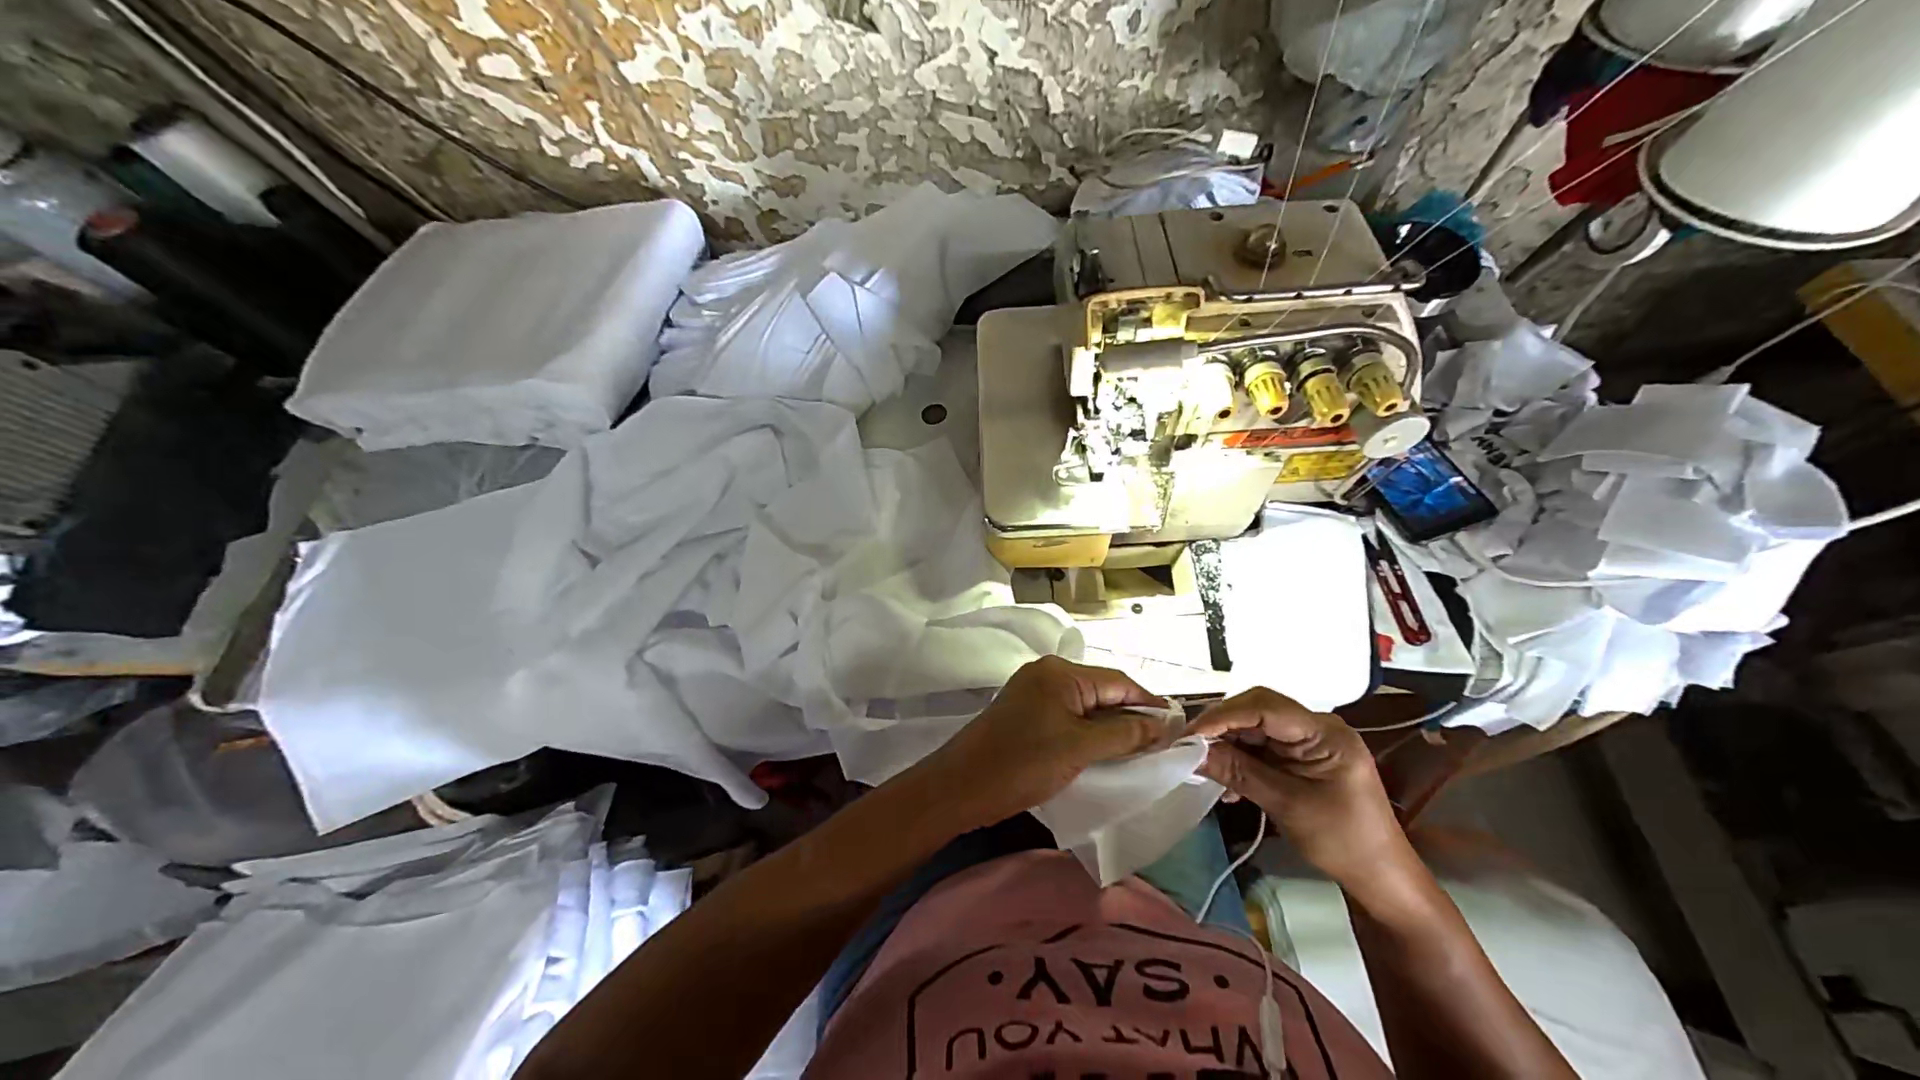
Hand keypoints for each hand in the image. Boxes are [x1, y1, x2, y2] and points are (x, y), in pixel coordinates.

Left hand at [918, 656, 1170, 828]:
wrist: (960, 788)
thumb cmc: (1021, 764)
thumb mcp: (1079, 749)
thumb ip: (1124, 734)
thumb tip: (1164, 725)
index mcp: (1060, 673)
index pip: (1118, 682)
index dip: (1150, 705)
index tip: (1178, 729)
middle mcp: (1047, 674)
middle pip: (1102, 692)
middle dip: (1131, 718)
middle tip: (1162, 747)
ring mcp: (1034, 694)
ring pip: (1086, 708)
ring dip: (1110, 729)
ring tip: (1140, 754)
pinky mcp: (1025, 715)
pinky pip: (1068, 718)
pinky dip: (1088, 734)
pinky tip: (1105, 754)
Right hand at [1191, 688, 1413, 890]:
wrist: (1380, 876)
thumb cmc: (1342, 841)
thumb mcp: (1286, 805)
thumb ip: (1239, 772)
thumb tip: (1192, 752)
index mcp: (1325, 733)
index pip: (1264, 706)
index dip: (1222, 716)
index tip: (1190, 736)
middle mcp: (1316, 727)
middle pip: (1256, 710)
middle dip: (1220, 727)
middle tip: (1188, 747)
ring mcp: (1308, 741)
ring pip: (1253, 727)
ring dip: (1226, 743)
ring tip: (1200, 763)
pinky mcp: (1300, 756)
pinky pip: (1260, 745)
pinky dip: (1238, 758)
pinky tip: (1224, 780)